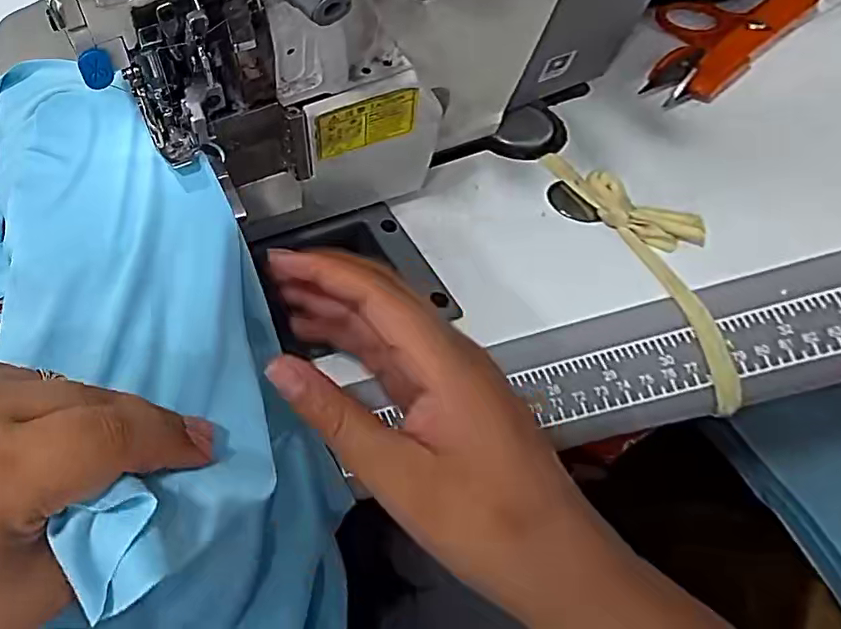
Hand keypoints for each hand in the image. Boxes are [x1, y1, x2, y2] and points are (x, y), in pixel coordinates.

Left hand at [0, 359, 214, 628]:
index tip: (204, 445)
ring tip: (131, 444)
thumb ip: (106, 523)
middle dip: (140, 423)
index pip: (101, 434)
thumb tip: (158, 477)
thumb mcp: (45, 585)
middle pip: (87, 400)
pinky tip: (74, 431)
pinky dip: (67, 403)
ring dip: (103, 411)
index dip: (161, 436)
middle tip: (182, 445)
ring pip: (66, 384)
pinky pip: (38, 380)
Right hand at [262, 249, 725, 628]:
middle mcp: (449, 354)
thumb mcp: (400, 477)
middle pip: (380, 294)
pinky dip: (348, 338)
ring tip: (281, 301)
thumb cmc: (493, 529)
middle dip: (323, 277)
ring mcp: (448, 372)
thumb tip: (276, 366)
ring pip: (382, 320)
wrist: (571, 579)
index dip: (322, 269)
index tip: (276, 261)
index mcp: (445, 362)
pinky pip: (388, 349)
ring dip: (333, 306)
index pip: (375, 292)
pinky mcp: (444, 392)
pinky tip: (317, 342)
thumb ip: (333, 415)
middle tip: (270, 275)